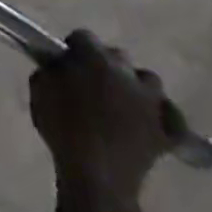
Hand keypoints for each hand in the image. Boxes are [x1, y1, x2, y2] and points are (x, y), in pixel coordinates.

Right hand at [30, 30, 175, 201]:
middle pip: (116, 56)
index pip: (83, 37)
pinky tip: (152, 124)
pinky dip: (163, 118)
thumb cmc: (62, 129)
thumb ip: (50, 72)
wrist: (96, 174)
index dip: (74, 48)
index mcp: (93, 58)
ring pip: (147, 80)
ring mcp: (150, 100)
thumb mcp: (39, 92)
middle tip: (91, 84)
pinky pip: (171, 117)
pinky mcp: (166, 129)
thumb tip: (57, 67)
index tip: (66, 62)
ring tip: (124, 102)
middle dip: (104, 64)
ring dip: (136, 86)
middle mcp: (125, 71)